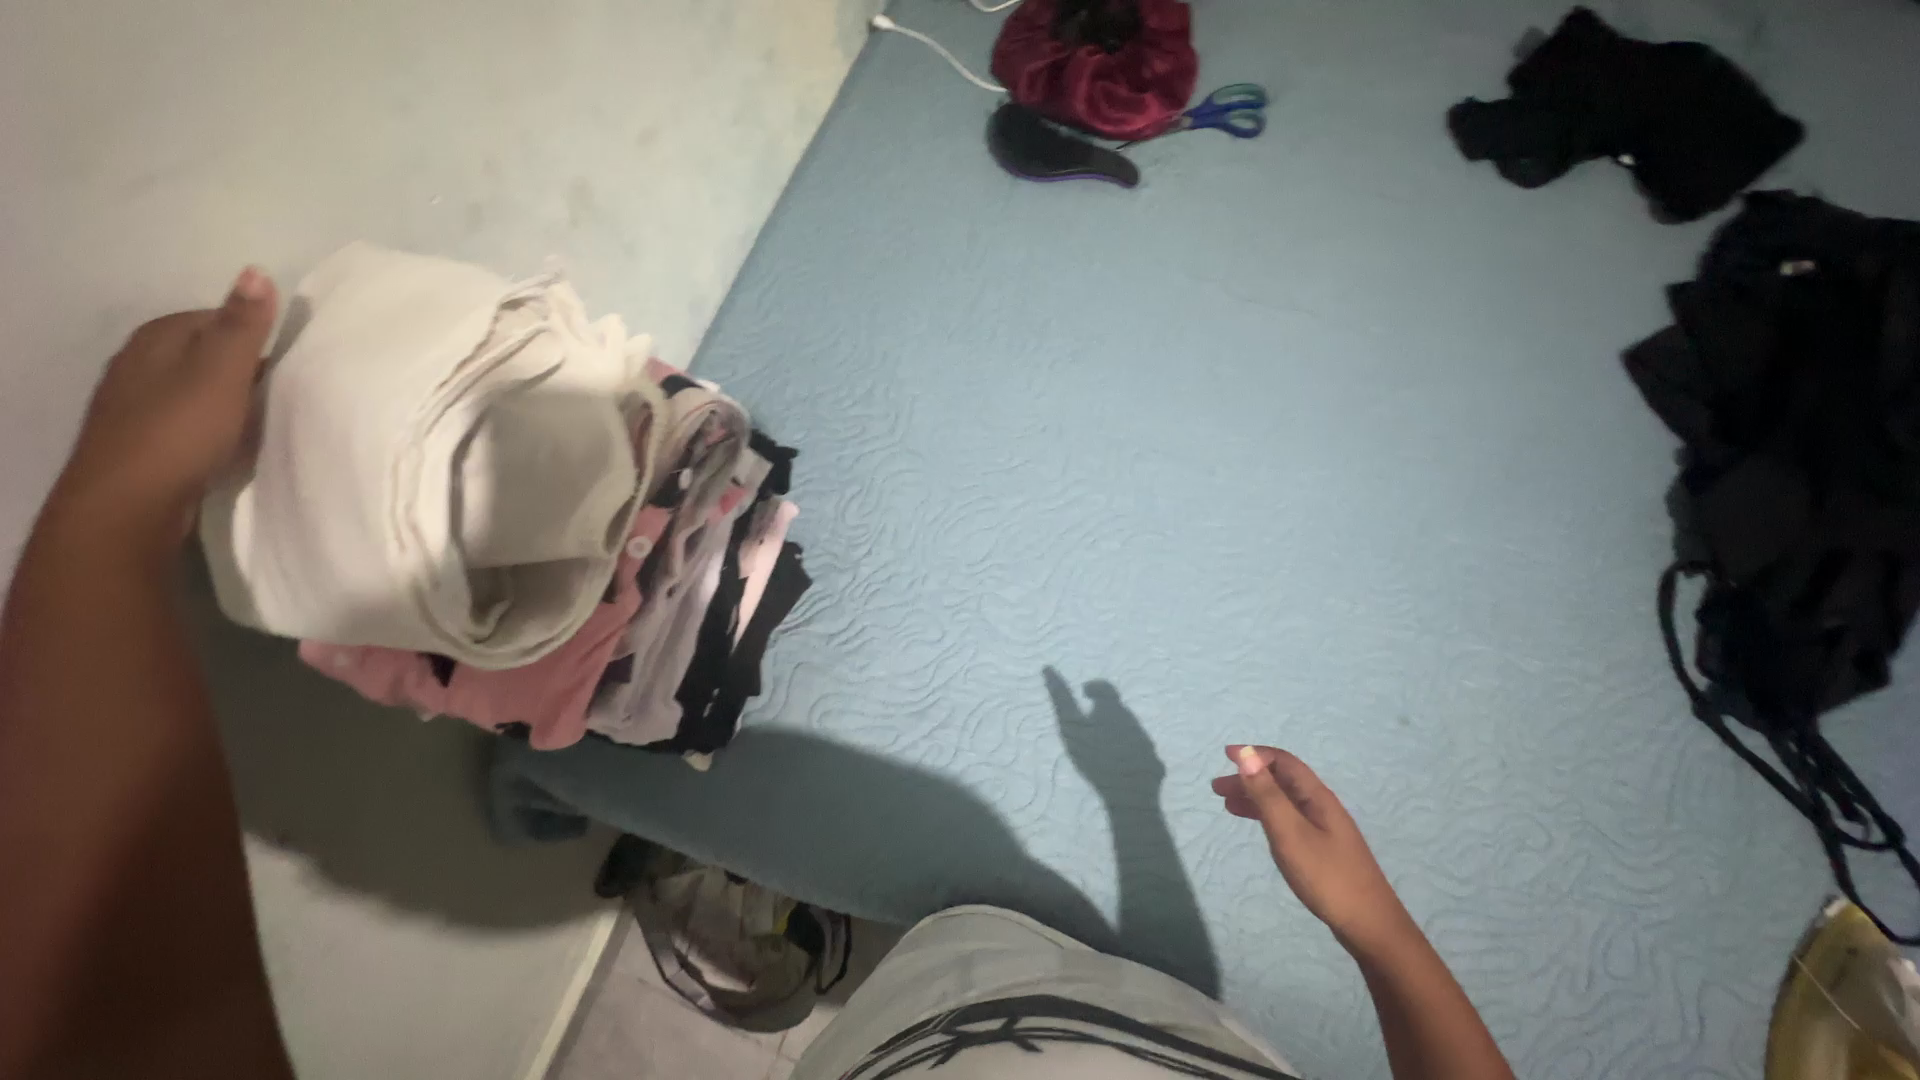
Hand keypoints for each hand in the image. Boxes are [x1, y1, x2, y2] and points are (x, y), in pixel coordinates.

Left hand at [53, 268, 277, 546]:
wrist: (131, 499)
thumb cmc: (181, 429)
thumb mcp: (222, 372)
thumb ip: (242, 325)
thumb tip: (256, 269)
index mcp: (158, 337)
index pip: (217, 318)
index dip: (258, 335)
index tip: (294, 359)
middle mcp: (139, 361)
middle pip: (206, 351)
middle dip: (246, 365)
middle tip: (289, 388)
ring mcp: (136, 400)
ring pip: (198, 385)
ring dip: (232, 396)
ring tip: (268, 414)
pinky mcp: (144, 436)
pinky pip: (190, 415)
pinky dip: (216, 421)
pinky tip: (234, 439)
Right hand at [1047, 667, 1165, 801]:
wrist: (1128, 794)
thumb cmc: (1095, 757)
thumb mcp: (1071, 726)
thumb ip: (1061, 698)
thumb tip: (1048, 668)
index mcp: (1113, 710)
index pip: (1106, 688)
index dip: (1094, 687)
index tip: (1085, 692)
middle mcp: (1134, 722)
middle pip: (1119, 712)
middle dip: (1106, 715)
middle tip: (1090, 727)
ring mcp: (1147, 744)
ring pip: (1132, 733)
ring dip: (1119, 735)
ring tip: (1105, 750)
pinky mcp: (1155, 765)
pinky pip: (1143, 755)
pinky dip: (1132, 757)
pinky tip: (1122, 768)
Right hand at [1212, 745, 1415, 955]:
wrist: (1369, 925)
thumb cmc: (1326, 876)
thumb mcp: (1290, 832)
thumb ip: (1267, 793)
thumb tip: (1246, 754)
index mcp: (1316, 797)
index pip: (1283, 762)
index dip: (1254, 755)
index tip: (1226, 756)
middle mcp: (1321, 807)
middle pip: (1282, 781)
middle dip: (1249, 778)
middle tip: (1218, 788)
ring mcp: (1324, 829)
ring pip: (1284, 801)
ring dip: (1256, 798)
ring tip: (1227, 806)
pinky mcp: (1322, 849)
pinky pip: (1289, 820)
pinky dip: (1267, 817)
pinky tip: (1259, 828)